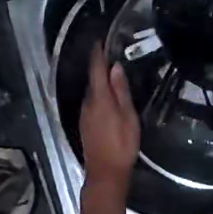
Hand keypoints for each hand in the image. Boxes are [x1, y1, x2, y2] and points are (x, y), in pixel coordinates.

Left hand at [79, 45, 139, 184]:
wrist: (105, 173)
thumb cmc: (121, 145)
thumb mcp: (128, 116)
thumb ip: (121, 91)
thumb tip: (116, 67)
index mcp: (99, 98)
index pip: (96, 69)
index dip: (98, 53)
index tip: (100, 40)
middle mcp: (87, 103)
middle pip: (93, 79)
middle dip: (101, 66)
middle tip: (113, 53)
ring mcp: (84, 114)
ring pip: (93, 91)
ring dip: (101, 81)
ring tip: (114, 72)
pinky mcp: (85, 124)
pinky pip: (92, 102)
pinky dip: (100, 94)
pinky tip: (109, 96)